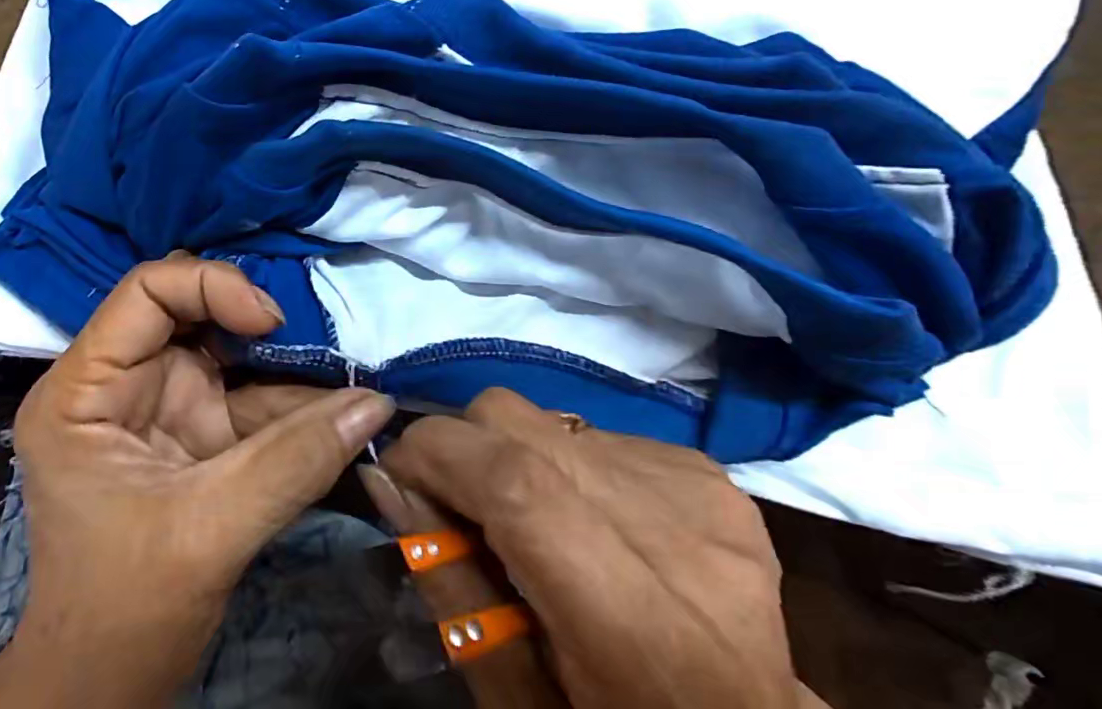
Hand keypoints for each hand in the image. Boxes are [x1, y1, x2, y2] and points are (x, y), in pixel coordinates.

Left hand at [0, 256, 396, 708]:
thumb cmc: (125, 611)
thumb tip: (375, 403)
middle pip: (194, 310)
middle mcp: (124, 382)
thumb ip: (293, 463)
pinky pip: (258, 397)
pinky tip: (346, 402)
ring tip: (348, 359)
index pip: (147, 292)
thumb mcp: (208, 532)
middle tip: (312, 335)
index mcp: (86, 390)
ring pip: (235, 352)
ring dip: (290, 358)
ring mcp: (167, 405)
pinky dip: (302, 402)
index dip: (212, 286)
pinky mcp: (203, 432)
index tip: (269, 322)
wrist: (109, 687)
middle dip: (256, 317)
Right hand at [372, 389, 823, 708]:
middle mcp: (678, 537)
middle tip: (462, 506)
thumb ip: (451, 585)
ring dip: (520, 458)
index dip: (440, 456)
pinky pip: (599, 434)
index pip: (518, 485)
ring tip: (540, 527)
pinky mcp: (712, 474)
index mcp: (637, 628)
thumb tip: (389, 480)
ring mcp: (702, 494)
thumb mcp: (517, 697)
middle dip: (466, 445)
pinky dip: (570, 466)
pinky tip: (594, 524)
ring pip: (555, 420)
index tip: (398, 472)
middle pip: (528, 424)